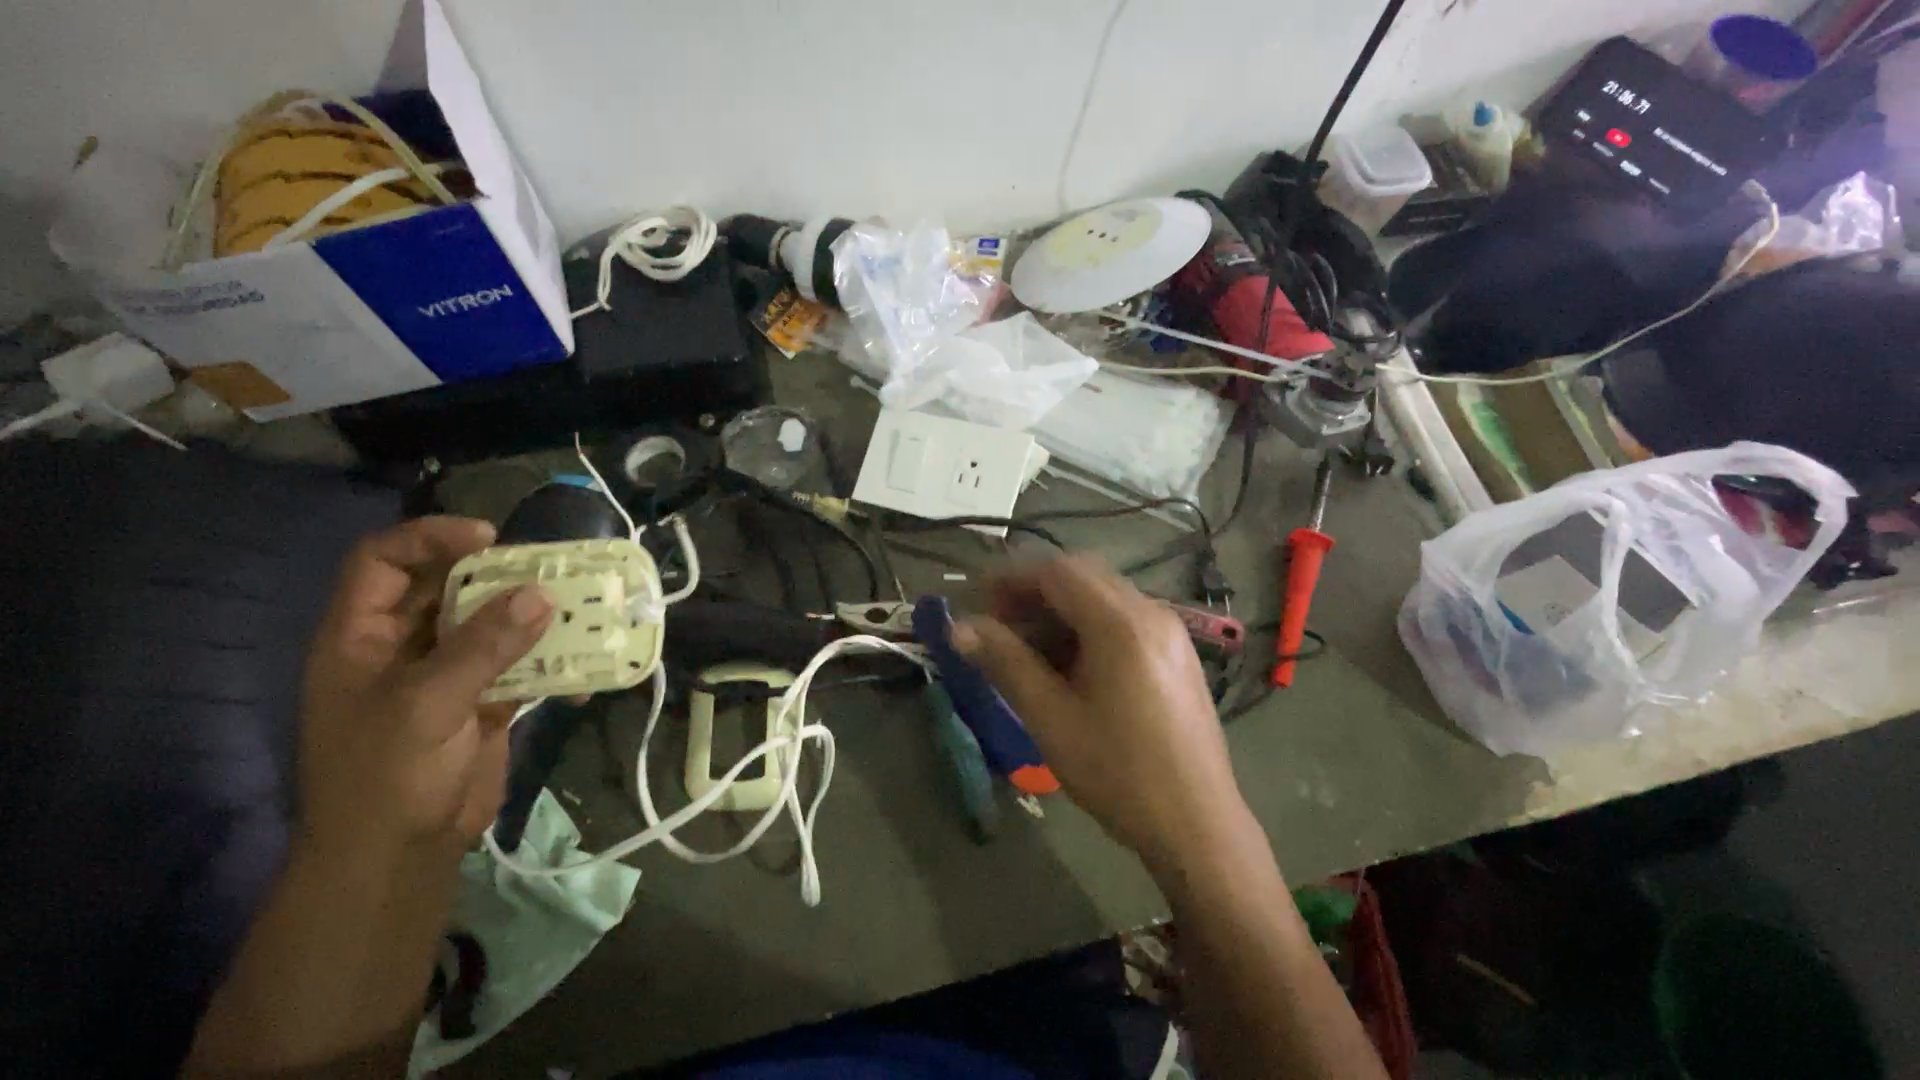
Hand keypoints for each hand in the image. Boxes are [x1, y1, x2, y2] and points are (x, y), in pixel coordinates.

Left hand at [299, 517, 552, 857]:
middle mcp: (403, 647)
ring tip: (578, 607)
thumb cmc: (385, 775)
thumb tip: (541, 595)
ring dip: (532, 617)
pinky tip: (583, 670)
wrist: (396, 857)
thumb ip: (483, 646)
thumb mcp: (426, 703)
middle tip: (547, 569)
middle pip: (447, 588)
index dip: (429, 538)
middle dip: (496, 575)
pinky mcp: (482, 704)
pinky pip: (519, 668)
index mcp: (362, 636)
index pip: (383, 561)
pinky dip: (550, 664)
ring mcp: (445, 676)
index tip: (488, 538)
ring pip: (490, 626)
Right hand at [952, 556, 1251, 872]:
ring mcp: (1171, 632)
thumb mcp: (1051, 719)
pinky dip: (1088, 629)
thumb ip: (1005, 663)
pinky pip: (1125, 621)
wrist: (1197, 824)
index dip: (1011, 580)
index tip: (976, 605)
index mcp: (1122, 623)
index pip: (1057, 571)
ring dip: (1060, 613)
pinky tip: (1069, 670)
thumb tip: (959, 627)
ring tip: (1026, 656)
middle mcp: (1152, 613)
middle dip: (1034, 595)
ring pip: (1103, 598)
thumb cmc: (1118, 773)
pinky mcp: (1178, 655)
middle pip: (1082, 577)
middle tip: (997, 631)